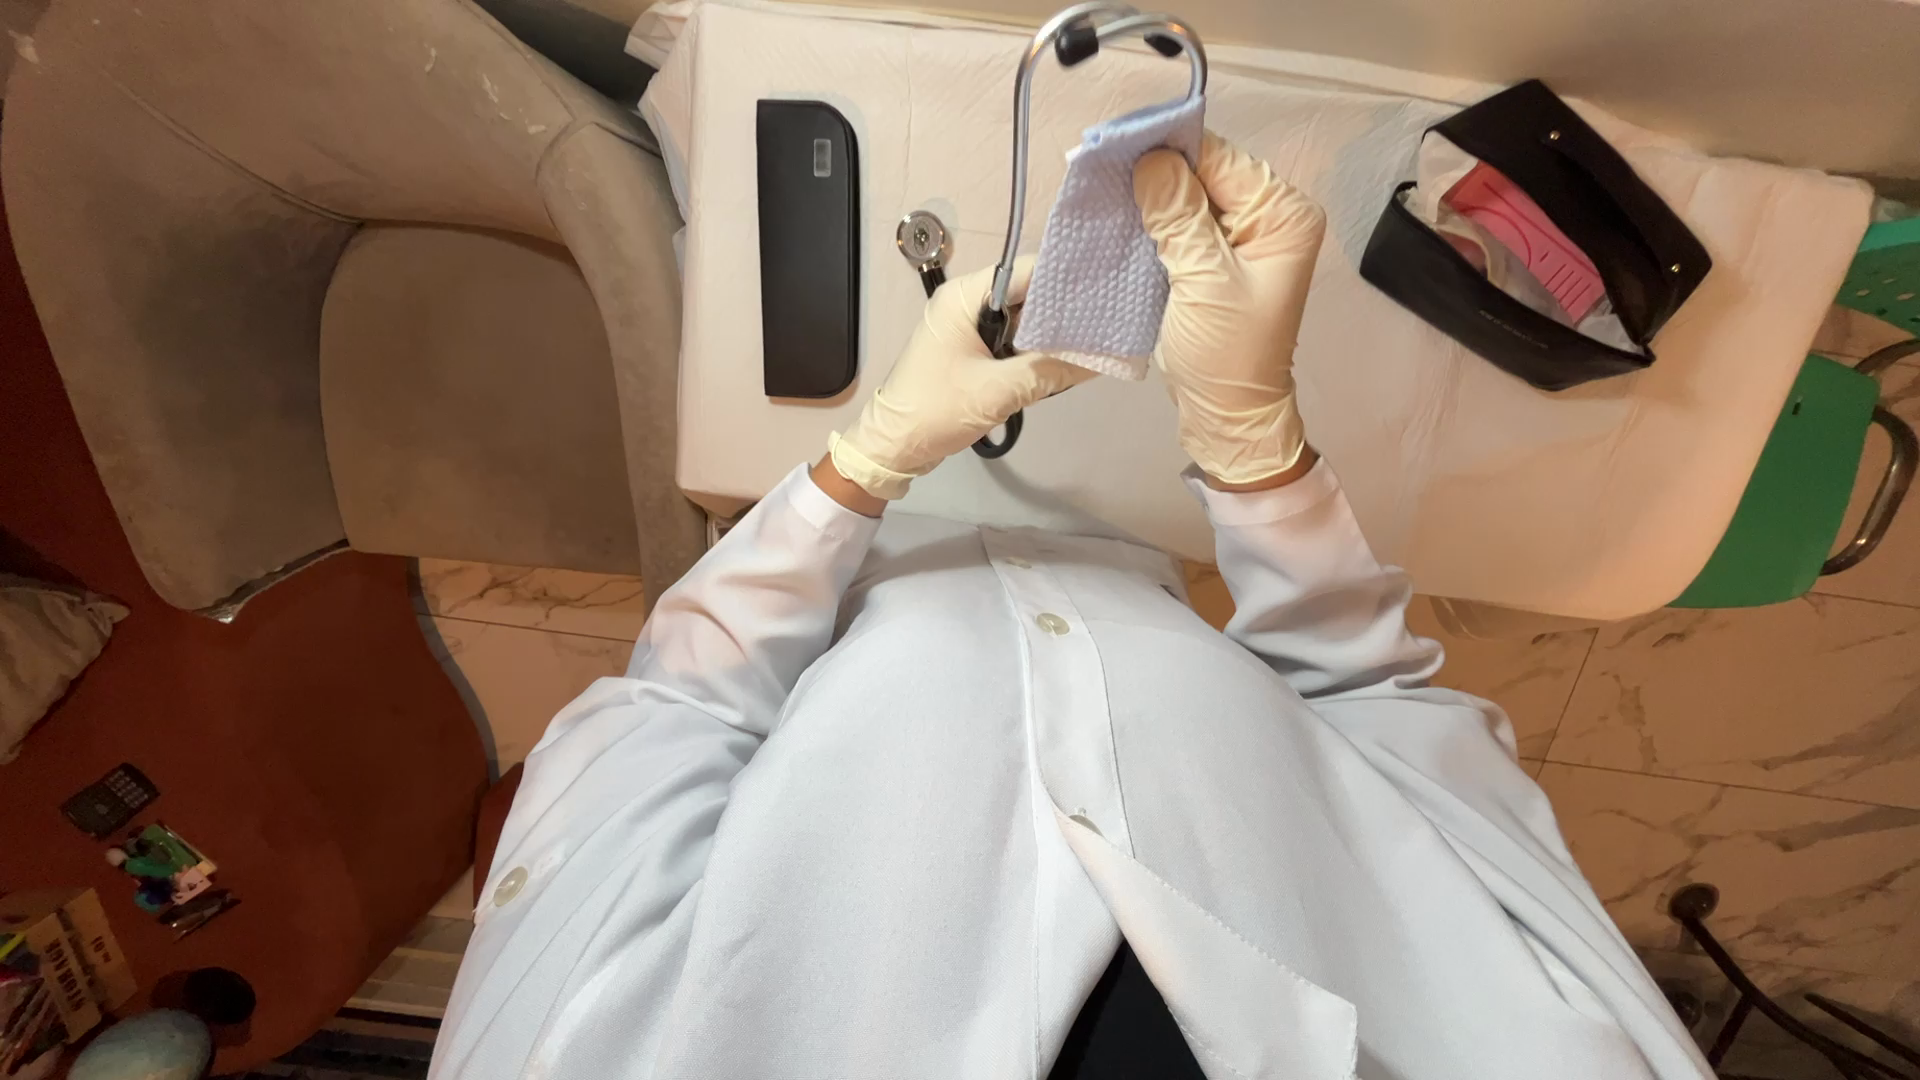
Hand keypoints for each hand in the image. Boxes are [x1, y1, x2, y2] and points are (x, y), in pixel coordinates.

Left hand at [829, 258, 1094, 499]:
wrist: (894, 447)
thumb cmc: (936, 409)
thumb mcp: (998, 391)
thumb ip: (1052, 371)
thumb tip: (1103, 359)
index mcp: (966, 296)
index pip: (1028, 272)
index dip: (1068, 281)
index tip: (1108, 290)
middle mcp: (968, 304)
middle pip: (1029, 297)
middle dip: (1066, 312)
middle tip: (1111, 322)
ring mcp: (969, 330)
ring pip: (1025, 324)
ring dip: (1053, 338)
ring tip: (1098, 343)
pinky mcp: (973, 355)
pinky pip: (1013, 346)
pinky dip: (1036, 355)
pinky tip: (1066, 364)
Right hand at [1133, 131, 1326, 484]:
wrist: (1226, 417)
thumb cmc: (1225, 355)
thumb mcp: (1203, 283)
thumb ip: (1178, 219)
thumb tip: (1150, 161)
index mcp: (1280, 216)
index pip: (1220, 160)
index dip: (1168, 149)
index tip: (1115, 146)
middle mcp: (1265, 220)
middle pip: (1203, 177)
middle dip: (1155, 176)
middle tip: (1099, 172)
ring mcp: (1238, 244)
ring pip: (1186, 204)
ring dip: (1147, 204)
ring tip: (1102, 196)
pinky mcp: (1211, 267)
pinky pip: (1179, 233)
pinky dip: (1151, 231)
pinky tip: (1120, 226)